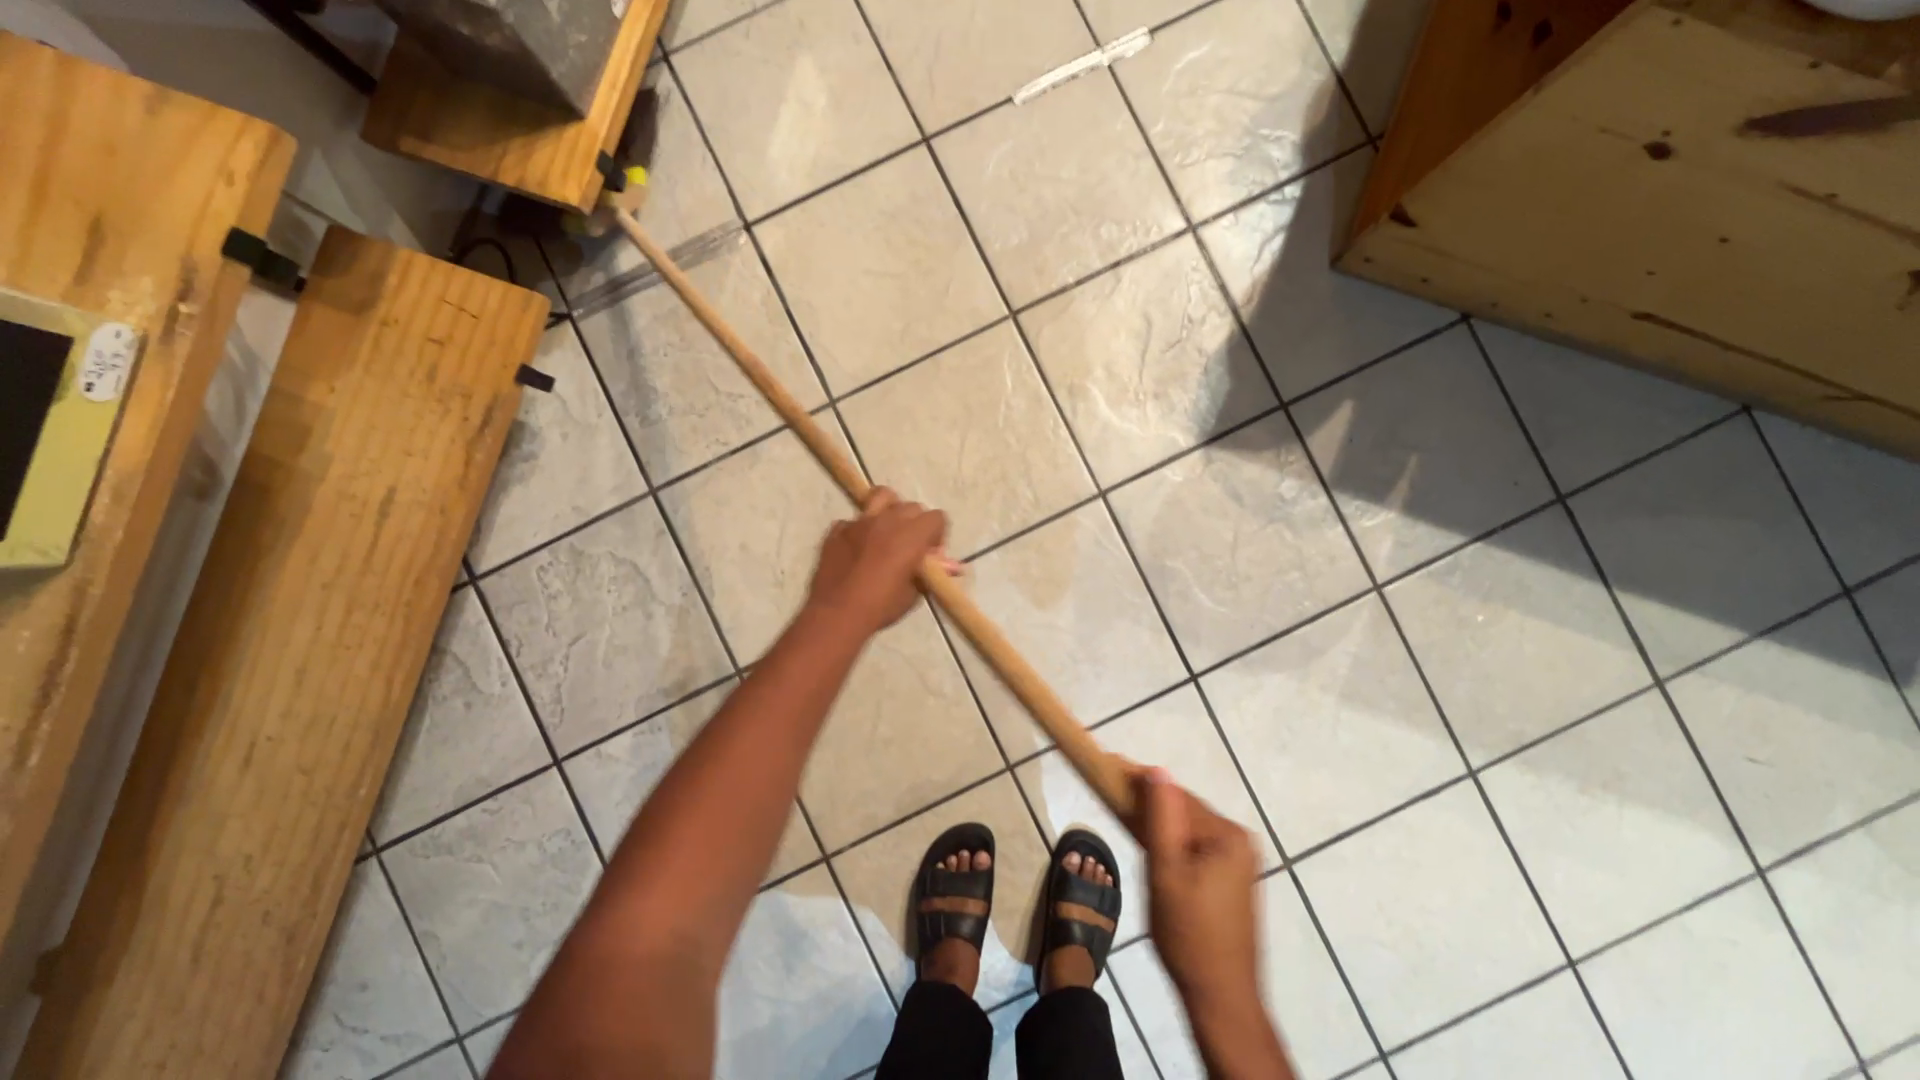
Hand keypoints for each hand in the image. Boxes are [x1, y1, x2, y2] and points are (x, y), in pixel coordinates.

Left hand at [806, 488, 955, 636]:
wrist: (837, 613)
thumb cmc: (881, 606)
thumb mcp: (914, 594)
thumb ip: (930, 572)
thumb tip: (951, 566)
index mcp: (912, 535)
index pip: (937, 517)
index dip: (937, 535)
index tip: (930, 555)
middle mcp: (888, 520)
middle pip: (912, 507)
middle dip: (916, 524)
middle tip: (910, 547)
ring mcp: (860, 521)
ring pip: (882, 497)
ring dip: (889, 510)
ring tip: (886, 532)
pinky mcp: (838, 529)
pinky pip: (854, 520)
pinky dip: (859, 531)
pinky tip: (856, 550)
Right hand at [1133, 767, 1291, 1076]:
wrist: (1220, 995)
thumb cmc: (1188, 935)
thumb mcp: (1166, 873)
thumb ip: (1161, 818)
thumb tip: (1156, 770)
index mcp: (1227, 835)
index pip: (1177, 795)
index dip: (1140, 780)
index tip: (1107, 765)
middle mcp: (1239, 841)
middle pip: (1184, 809)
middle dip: (1148, 800)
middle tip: (1108, 788)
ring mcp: (1239, 861)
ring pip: (1188, 828)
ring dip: (1157, 820)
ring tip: (1121, 810)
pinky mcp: (1231, 879)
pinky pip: (1196, 846)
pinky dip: (1171, 841)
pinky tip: (1148, 841)